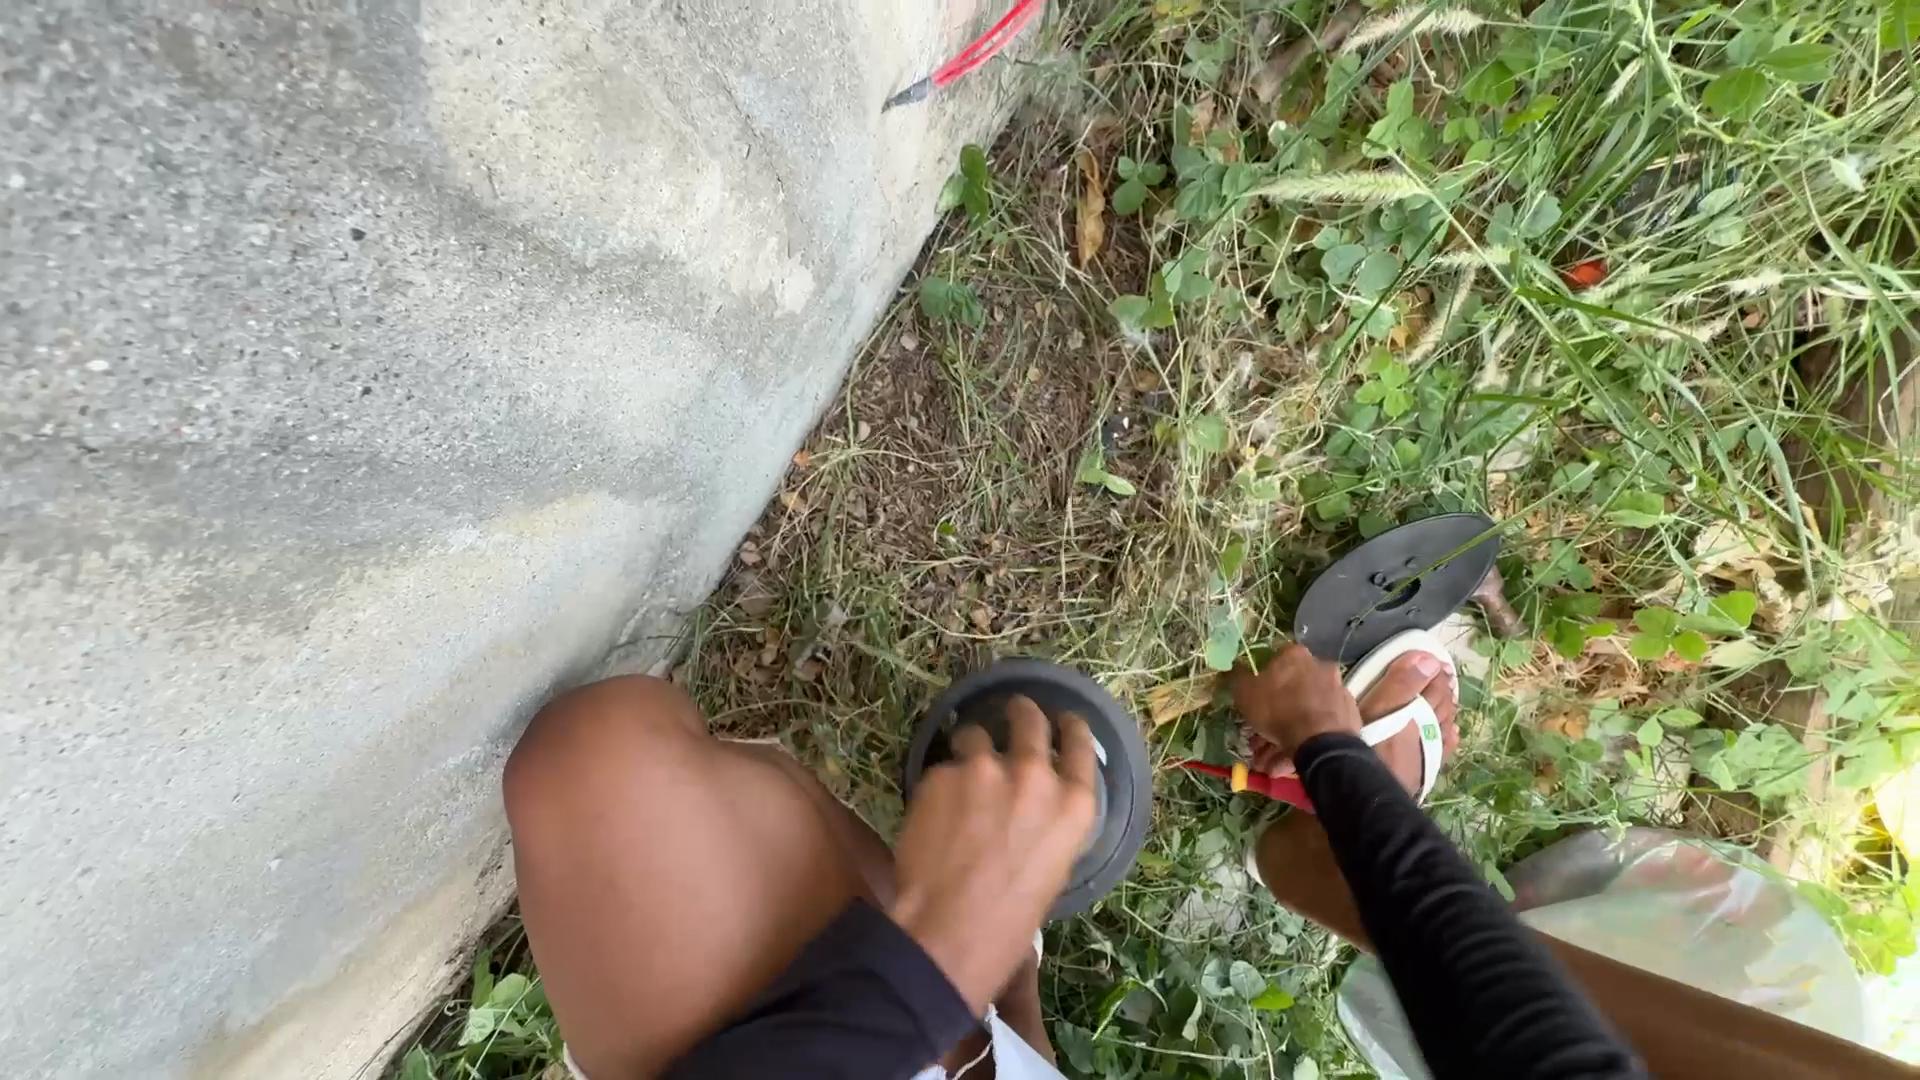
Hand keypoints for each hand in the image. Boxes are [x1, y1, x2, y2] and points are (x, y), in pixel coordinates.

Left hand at [889, 696, 1097, 1014]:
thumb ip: (1049, 820)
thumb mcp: (1052, 868)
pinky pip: (943, 767)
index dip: (1072, 727)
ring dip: (970, 747)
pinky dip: (941, 783)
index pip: (1080, 745)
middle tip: (1013, 709)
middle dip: (1021, 711)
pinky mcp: (942, 773)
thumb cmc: (1009, 921)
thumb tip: (1033, 803)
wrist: (947, 933)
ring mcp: (985, 769)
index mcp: (1072, 806)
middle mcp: (1034, 775)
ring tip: (961, 774)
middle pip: (1031, 721)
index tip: (1063, 719)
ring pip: (975, 735)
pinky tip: (933, 813)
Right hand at [1238, 646, 1457, 795]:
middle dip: (1274, 713)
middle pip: (1291, 689)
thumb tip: (1235, 667)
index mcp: (1295, 655)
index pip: (1275, 660)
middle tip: (1259, 735)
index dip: (1262, 680)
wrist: (1321, 742)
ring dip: (1287, 732)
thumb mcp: (1245, 692)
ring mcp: (1338, 691)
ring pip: (1305, 710)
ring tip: (1271, 760)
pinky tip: (1291, 760)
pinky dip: (1306, 739)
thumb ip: (1238, 677)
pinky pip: (1319, 725)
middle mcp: (1321, 666)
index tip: (1255, 699)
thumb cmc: (1278, 709)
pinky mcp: (1350, 715)